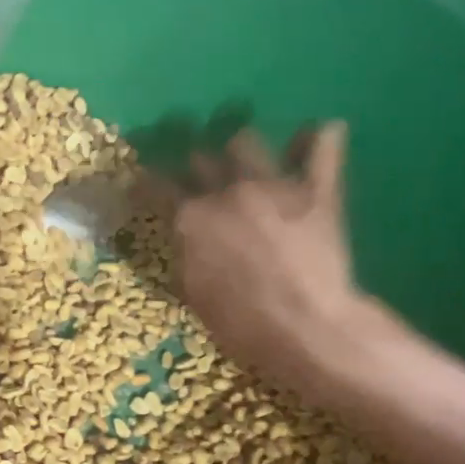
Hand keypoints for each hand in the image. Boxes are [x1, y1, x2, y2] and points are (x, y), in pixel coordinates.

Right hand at [170, 123, 376, 388]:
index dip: (146, 183)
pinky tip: (318, 136)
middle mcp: (227, 192)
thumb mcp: (194, 293)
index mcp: (191, 219)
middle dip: (196, 168)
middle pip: (201, 159)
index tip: (142, 183)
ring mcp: (273, 185)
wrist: (304, 327)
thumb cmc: (239, 323)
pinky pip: (322, 146)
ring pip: (247, 142)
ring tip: (247, 163)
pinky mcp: (318, 189)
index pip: (157, 187)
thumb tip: (187, 239)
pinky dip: (318, 139)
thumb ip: (187, 254)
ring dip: (241, 151)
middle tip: (200, 180)